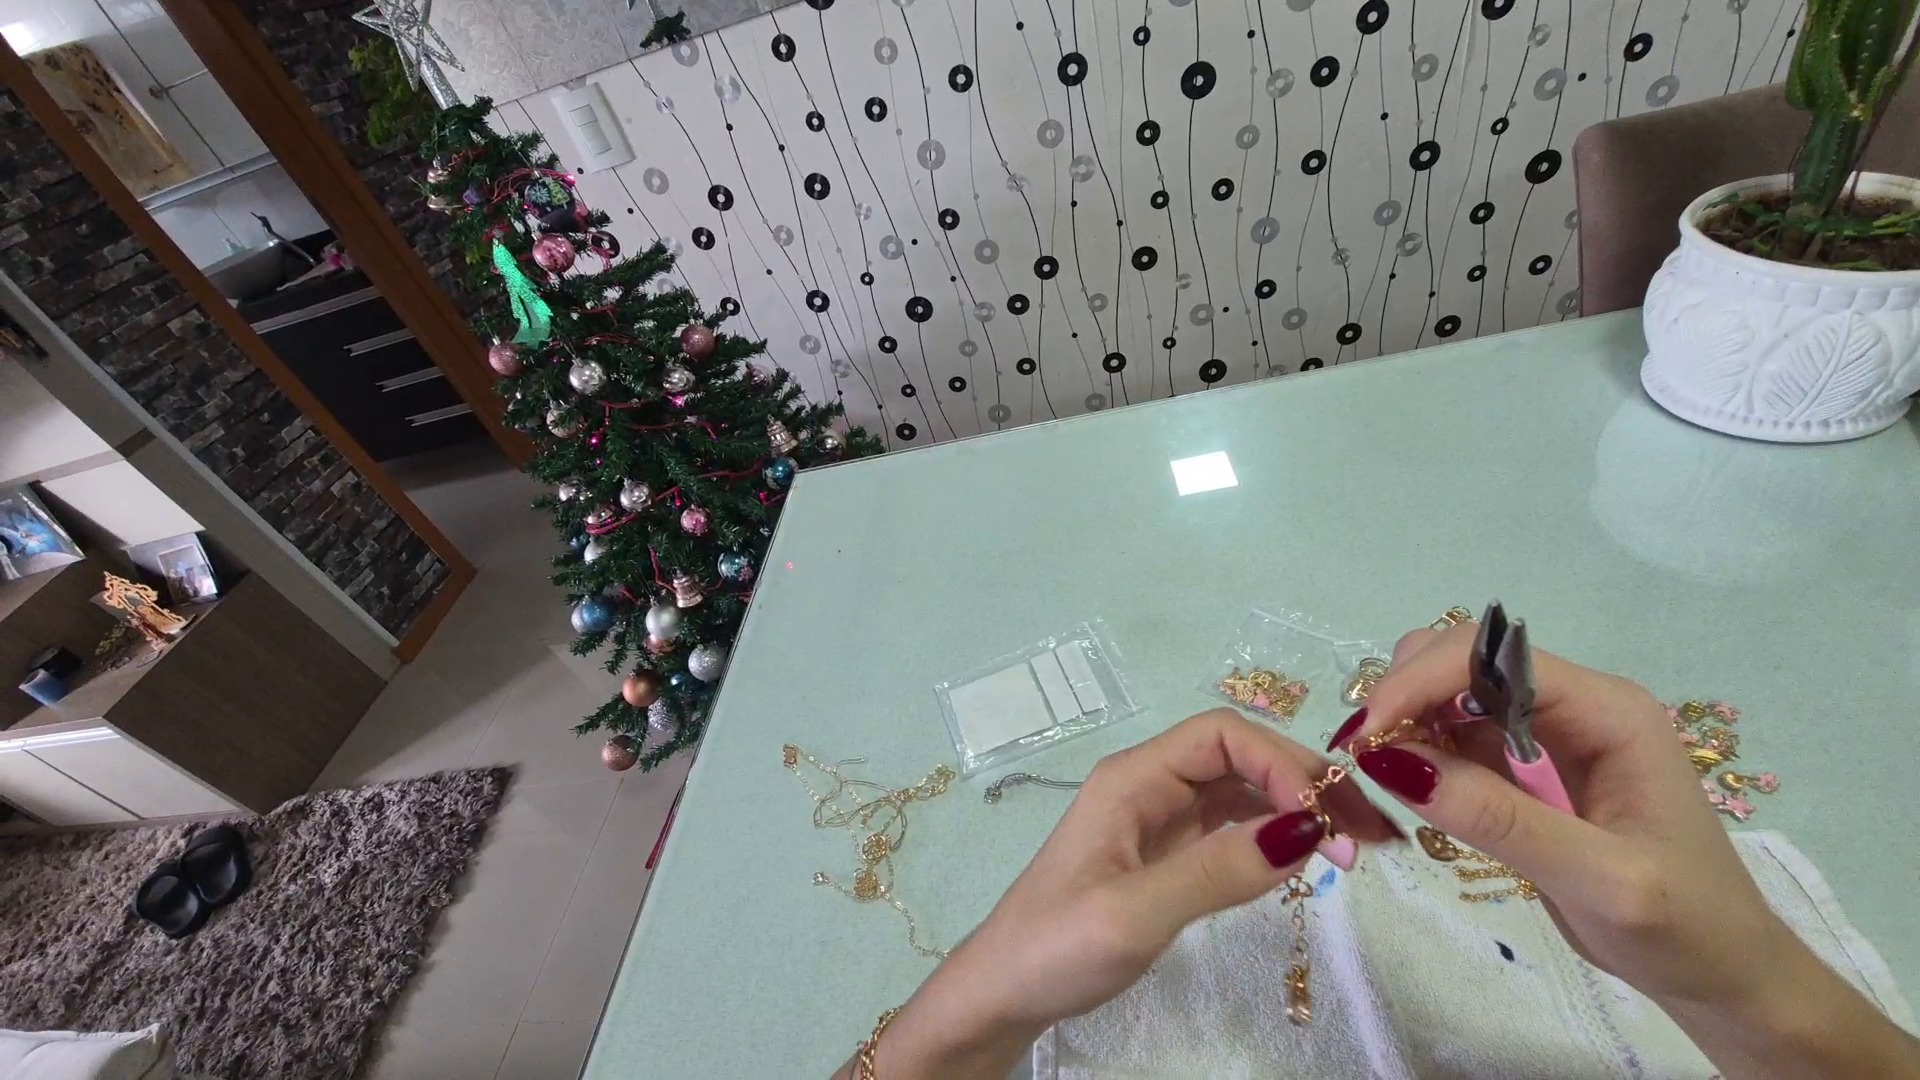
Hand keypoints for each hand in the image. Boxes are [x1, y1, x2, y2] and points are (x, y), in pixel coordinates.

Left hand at [838, 708, 1399, 1078]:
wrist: (1008, 985)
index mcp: (1132, 777)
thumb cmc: (1057, 944)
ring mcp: (1159, 818)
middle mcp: (1149, 785)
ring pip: (1242, 792)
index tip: (1324, 816)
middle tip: (1372, 834)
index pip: (1219, 735)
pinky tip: (1309, 859)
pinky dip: (1276, 837)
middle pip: (1239, 758)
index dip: (1278, 760)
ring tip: (1361, 848)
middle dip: (1305, 782)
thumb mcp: (1135, 912)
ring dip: (1300, 810)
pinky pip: (1232, 828)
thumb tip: (1307, 829)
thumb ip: (1216, 870)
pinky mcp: (1168, 853)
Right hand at [1339, 623, 1919, 1078]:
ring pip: (1441, 688)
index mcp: (1604, 709)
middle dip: (1402, 693)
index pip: (1486, 657)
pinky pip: (1445, 729)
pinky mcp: (1515, 758)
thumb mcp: (1598, 879)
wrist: (1721, 976)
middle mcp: (1568, 702)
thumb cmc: (1683, 928)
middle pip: (1455, 657)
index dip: (1417, 682)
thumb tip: (1388, 763)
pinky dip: (1411, 745)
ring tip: (1381, 771)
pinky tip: (1406, 781)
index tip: (1368, 736)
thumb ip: (1496, 817)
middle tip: (1368, 755)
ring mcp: (1539, 728)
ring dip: (1401, 719)